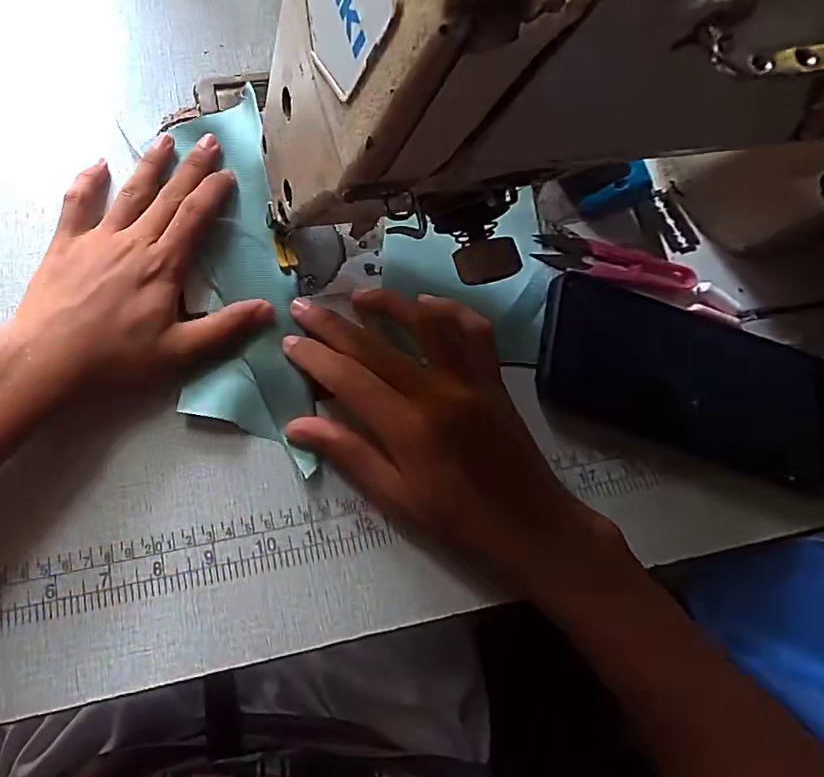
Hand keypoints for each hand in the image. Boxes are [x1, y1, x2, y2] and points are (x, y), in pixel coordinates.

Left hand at [0, 133, 273, 403]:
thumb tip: (269, 308)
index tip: (227, 172)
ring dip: (149, 165)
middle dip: (191, 167)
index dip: (213, 192)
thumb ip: (224, 329)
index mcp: (162, 265)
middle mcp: (133, 242)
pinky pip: (77, 204)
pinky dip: (88, 181)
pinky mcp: (64, 245)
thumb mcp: (178, 355)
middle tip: (207, 139)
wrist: (45, 363)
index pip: (194, 217)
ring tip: (164, 140)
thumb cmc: (114, 362)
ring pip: (130, 193)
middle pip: (168, 197)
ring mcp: (96, 239)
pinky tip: (97, 164)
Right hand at [283, 291, 632, 591]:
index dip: (314, 357)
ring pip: (424, 326)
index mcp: (408, 428)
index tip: (289, 341)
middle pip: (374, 346)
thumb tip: (296, 425)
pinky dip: (450, 311)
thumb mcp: (397, 498)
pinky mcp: (493, 378)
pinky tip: (426, 304)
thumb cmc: (459, 520)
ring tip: (357, 295)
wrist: (535, 528)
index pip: (347, 379)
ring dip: (388, 304)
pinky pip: (474, 331)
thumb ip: (349, 453)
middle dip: (332, 324)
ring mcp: (469, 381)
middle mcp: (436, 393)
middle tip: (303, 305)